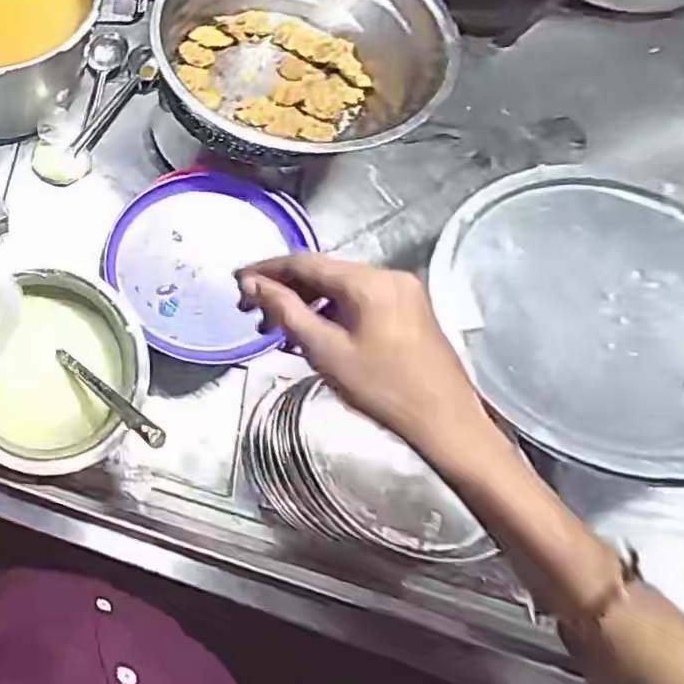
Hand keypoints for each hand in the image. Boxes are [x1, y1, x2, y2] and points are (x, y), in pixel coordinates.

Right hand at [237, 253, 497, 464]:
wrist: (445, 421)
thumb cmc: (381, 388)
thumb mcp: (324, 350)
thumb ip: (285, 311)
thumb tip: (253, 283)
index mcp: (368, 282)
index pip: (304, 262)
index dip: (266, 269)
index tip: (238, 282)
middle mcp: (387, 275)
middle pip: (323, 271)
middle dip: (284, 288)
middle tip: (253, 311)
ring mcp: (401, 290)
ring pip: (340, 285)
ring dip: (306, 300)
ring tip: (279, 328)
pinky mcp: (408, 307)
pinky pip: (358, 298)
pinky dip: (330, 309)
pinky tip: (313, 332)